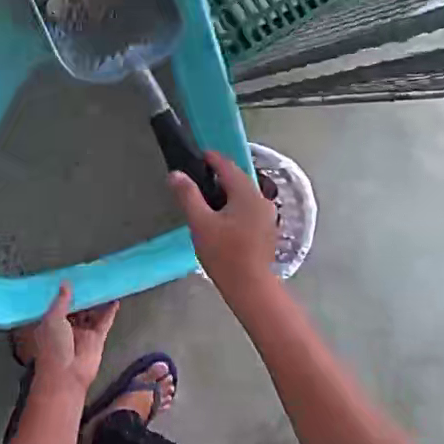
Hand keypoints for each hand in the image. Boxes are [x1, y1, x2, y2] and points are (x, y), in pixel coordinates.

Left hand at [27, 282, 117, 392]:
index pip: (60, 306)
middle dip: (83, 296)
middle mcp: (68, 327)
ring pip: (92, 314)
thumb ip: (61, 301)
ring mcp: (84, 333)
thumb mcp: (53, 319)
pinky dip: (110, 311)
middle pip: (78, 309)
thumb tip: (65, 283)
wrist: (66, 375)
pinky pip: (105, 321)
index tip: (73, 278)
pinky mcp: (97, 338)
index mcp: (53, 323)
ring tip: (105, 284)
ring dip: (98, 302)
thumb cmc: (53, 346)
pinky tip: (115, 299)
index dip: (66, 294)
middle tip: (92, 277)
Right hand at [168, 151, 277, 297]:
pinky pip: (248, 208)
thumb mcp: (200, 223)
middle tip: (197, 180)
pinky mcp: (267, 230)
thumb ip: (188, 195)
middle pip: (237, 179)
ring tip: (206, 201)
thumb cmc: (224, 254)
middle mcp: (261, 199)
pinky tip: (222, 219)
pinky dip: (235, 206)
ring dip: (226, 193)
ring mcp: (267, 215)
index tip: (197, 156)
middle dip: (218, 176)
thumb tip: (176, 174)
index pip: (227, 166)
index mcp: (246, 193)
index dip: (211, 158)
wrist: (251, 287)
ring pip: (244, 195)